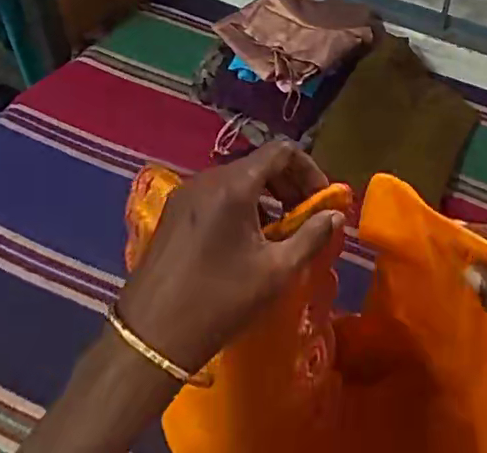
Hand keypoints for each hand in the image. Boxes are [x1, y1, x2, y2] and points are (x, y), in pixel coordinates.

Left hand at [117, 141, 343, 373]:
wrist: (151, 336)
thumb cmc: (219, 301)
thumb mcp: (275, 272)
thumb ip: (310, 237)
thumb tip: (335, 214)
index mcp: (234, 185)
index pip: (281, 151)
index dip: (308, 169)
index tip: (322, 198)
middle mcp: (208, 177)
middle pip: (258, 163)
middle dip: (288, 184)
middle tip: (306, 216)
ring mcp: (186, 192)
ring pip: (237, 179)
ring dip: (265, 196)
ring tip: (280, 232)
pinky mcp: (174, 210)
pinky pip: (216, 194)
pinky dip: (241, 204)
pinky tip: (247, 239)